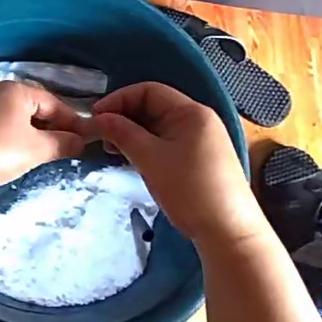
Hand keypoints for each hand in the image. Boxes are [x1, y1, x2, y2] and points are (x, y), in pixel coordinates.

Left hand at [0, 81, 88, 196]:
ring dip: (30, 134)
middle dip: (51, 128)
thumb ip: (63, 143)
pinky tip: (9, 155)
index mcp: (15, 90)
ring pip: (13, 118)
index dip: (72, 122)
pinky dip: (8, 138)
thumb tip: (80, 141)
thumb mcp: (37, 150)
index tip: (85, 141)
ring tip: (40, 155)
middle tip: (64, 150)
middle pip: (33, 108)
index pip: (54, 103)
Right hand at [86, 82, 266, 246]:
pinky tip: (128, 157)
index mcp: (191, 112)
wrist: (228, 231)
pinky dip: (141, 144)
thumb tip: (95, 118)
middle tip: (98, 135)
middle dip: (122, 116)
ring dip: (129, 132)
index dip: (118, 99)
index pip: (148, 91)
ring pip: (154, 125)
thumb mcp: (149, 157)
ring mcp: (197, 139)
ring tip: (111, 149)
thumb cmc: (190, 188)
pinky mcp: (195, 157)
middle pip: (151, 106)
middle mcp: (197, 120)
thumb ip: (121, 132)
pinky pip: (162, 140)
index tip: (94, 118)